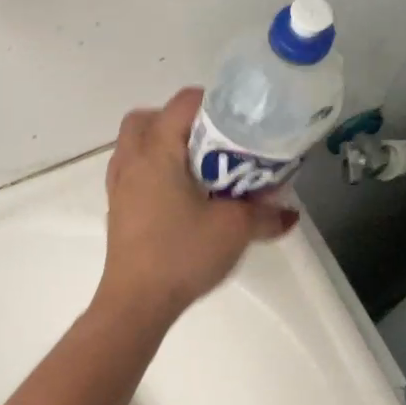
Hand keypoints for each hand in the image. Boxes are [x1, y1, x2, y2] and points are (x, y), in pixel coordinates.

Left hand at [97, 88, 295, 319]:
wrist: (136, 302)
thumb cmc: (182, 255)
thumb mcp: (234, 229)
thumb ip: (265, 213)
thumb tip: (289, 212)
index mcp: (157, 150)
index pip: (184, 103)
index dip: (216, 104)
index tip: (241, 125)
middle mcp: (131, 160)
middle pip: (149, 118)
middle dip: (182, 124)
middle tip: (212, 146)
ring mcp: (118, 187)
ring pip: (135, 147)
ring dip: (164, 149)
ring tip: (197, 173)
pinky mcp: (116, 212)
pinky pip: (132, 175)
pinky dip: (153, 175)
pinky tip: (179, 200)